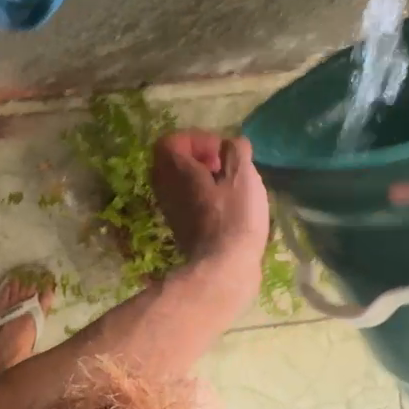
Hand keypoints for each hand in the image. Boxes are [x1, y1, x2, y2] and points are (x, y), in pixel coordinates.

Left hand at [152, 131, 269, 275]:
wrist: (222, 269)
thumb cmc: (233, 218)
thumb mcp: (242, 176)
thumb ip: (236, 152)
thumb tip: (233, 144)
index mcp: (174, 170)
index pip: (169, 140)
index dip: (196, 139)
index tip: (221, 151)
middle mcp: (165, 187)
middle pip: (173, 160)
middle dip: (200, 156)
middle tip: (224, 165)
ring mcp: (170, 208)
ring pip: (180, 181)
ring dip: (204, 177)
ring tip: (230, 185)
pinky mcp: (181, 226)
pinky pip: (187, 199)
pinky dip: (204, 195)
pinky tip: (229, 205)